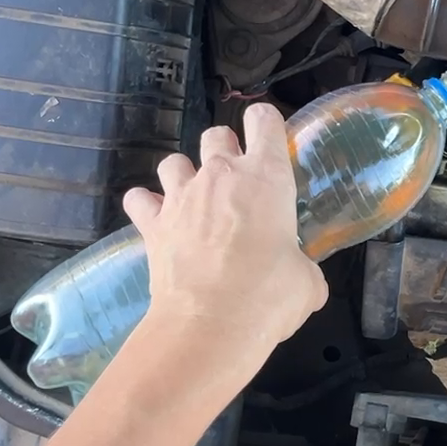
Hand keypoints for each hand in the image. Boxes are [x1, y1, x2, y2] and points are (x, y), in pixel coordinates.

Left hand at [124, 104, 328, 358]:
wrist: (210, 325)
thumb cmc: (270, 295)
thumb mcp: (307, 282)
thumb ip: (304, 268)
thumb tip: (305, 281)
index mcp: (267, 176)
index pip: (264, 120)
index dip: (266, 125)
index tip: (270, 144)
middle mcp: (221, 174)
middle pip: (215, 133)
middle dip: (225, 149)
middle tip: (236, 182)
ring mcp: (181, 196)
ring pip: (173, 161)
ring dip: (184, 175)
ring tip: (194, 200)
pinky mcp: (151, 224)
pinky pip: (139, 199)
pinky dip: (146, 206)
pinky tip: (159, 221)